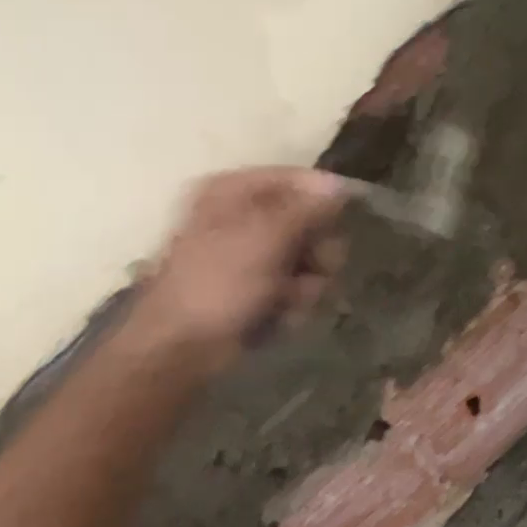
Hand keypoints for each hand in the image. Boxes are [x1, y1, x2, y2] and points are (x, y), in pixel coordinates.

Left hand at [133, 166, 349, 358]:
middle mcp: (241, 217)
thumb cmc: (218, 285)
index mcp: (233, 191)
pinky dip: (291, 305)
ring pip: (305, 261)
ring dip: (305, 285)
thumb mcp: (264, 238)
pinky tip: (278, 317)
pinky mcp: (255, 290)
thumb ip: (305, 209)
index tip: (344, 222)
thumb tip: (338, 185)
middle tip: (314, 270)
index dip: (324, 199)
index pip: (295, 180)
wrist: (181, 346)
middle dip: (315, 253)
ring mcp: (248, 257)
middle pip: (306, 222)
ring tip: (286, 302)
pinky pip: (292, 289)